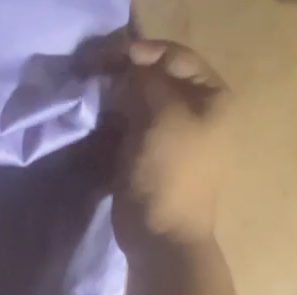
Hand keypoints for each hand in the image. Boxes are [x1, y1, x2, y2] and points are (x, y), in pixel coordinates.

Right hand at [102, 38, 231, 253]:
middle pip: (152, 82)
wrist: (161, 240)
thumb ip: (141, 82)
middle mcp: (194, 113)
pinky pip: (124, 138)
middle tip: (86, 83)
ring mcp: (169, 141)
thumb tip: (121, 67)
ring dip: (108, 109)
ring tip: (86, 113)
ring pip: (134, 111)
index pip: (172, 56)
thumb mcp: (159, 116)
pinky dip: (106, 135)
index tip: (97, 59)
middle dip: (118, 81)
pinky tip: (91, 139)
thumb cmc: (167, 175)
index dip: (135, 52)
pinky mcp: (146, 165)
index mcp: (210, 96)